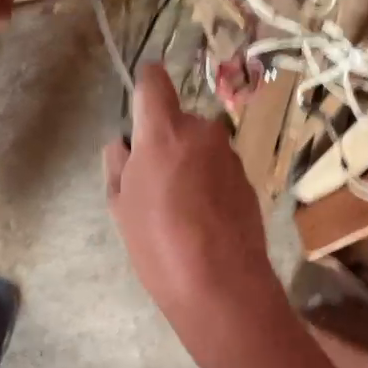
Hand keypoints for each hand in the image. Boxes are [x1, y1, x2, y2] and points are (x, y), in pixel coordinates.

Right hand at [104, 66, 302, 367]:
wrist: (221, 285)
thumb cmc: (158, 242)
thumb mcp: (120, 205)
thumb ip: (118, 165)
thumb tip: (123, 145)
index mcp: (164, 131)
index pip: (154, 81)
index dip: (144, 84)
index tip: (139, 100)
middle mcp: (202, 132)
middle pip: (178, 120)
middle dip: (165, 140)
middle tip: (152, 181)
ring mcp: (230, 156)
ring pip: (200, 147)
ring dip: (189, 163)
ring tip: (179, 208)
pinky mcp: (249, 181)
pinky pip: (218, 170)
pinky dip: (208, 184)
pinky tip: (202, 221)